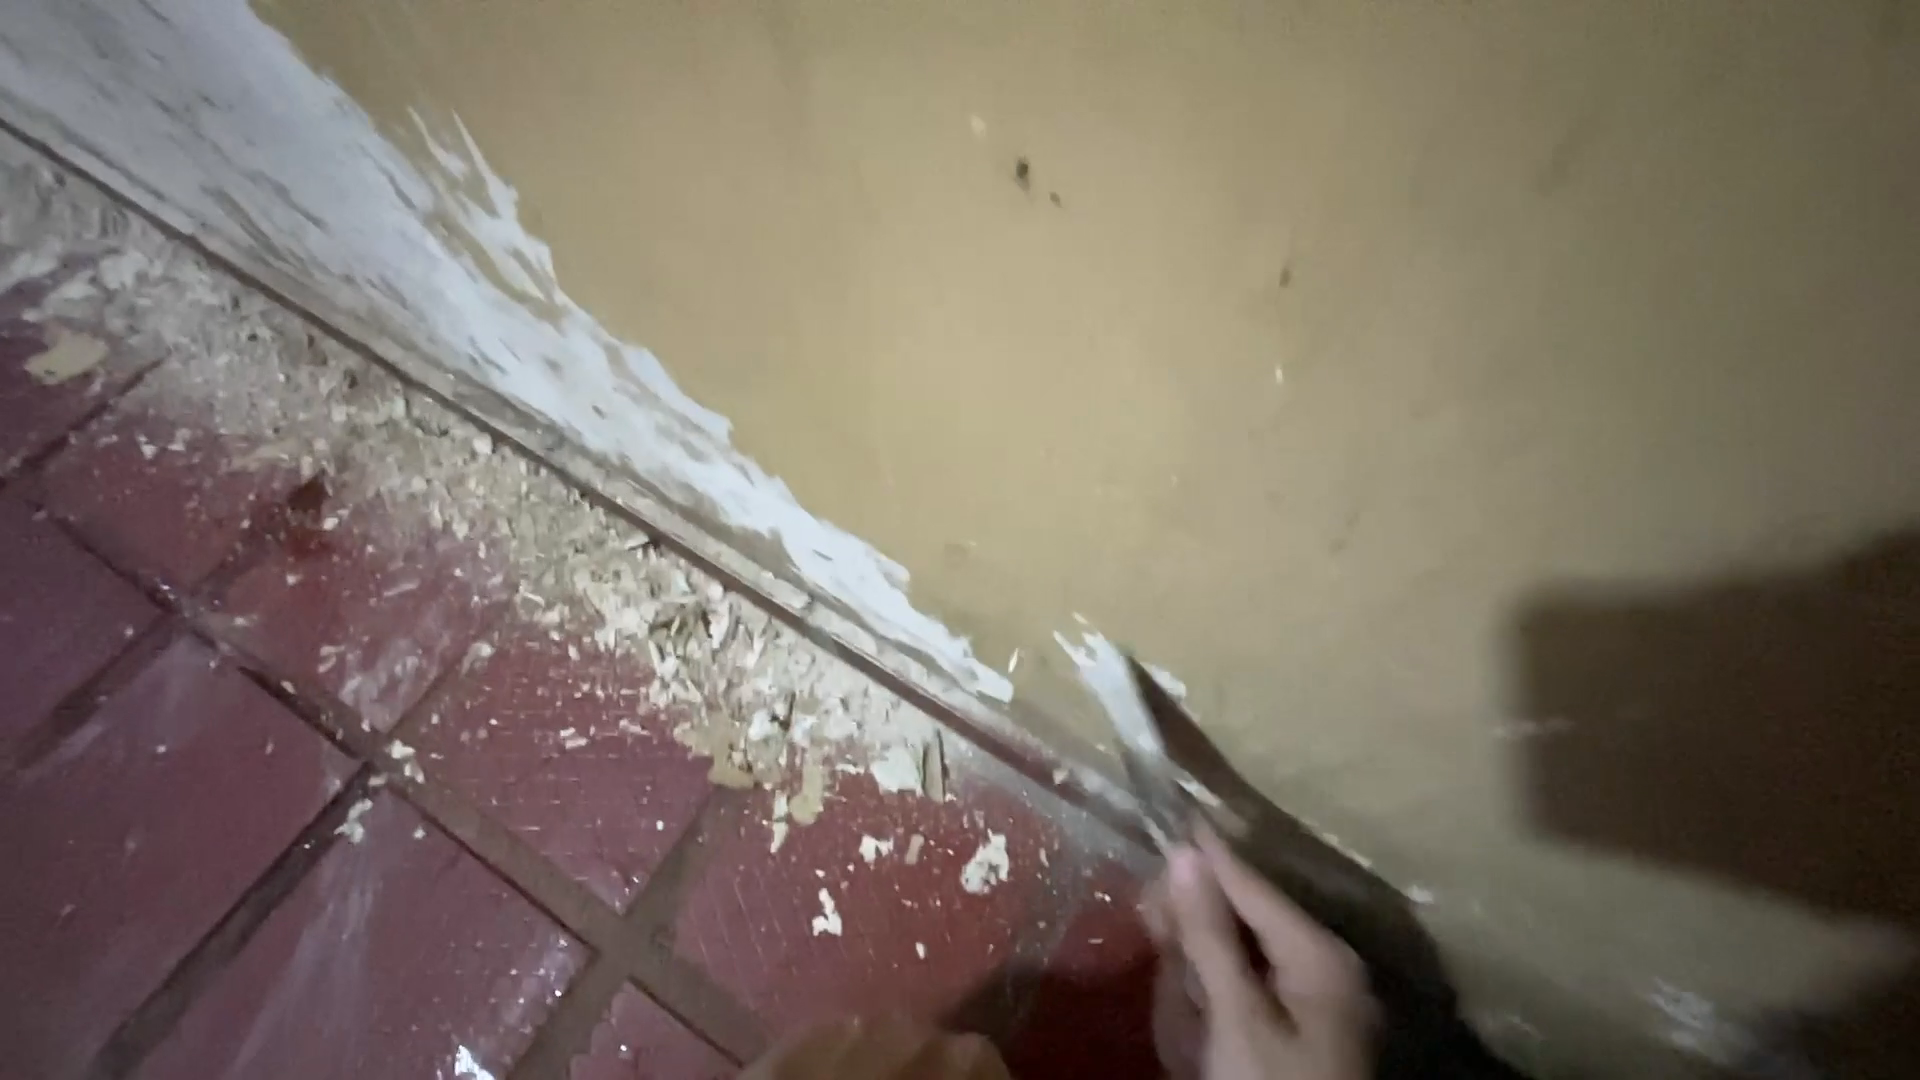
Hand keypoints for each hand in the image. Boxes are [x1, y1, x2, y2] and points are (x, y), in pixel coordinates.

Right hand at [1143, 828, 1376, 1079]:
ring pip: (1236, 946)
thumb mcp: (1235, 1018)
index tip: (1172, 814)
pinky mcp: (1296, 1020)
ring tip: (1182, 1003)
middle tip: (1152, 923)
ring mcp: (1312, 993)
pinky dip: (1213, 989)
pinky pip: (1243, 980)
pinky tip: (1198, 1020)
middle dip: (1194, 919)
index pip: (1249, 882)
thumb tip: (1186, 853)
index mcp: (1317, 953)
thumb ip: (1209, 933)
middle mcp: (1321, 962)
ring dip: (1199, 960)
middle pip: (1240, 913)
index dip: (1206, 852)